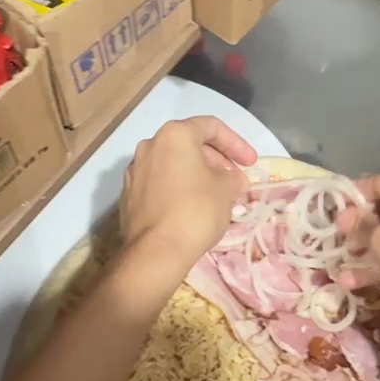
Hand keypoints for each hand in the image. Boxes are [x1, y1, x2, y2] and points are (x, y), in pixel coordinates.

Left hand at [118, 117, 255, 279]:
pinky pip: (160, 182)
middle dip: (216, 160)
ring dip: (197, 174)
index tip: (250, 163)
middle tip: (235, 180)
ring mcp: (135, 171)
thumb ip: (233, 177)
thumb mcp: (226, 190)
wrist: (155, 253)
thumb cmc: (195, 211)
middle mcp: (150, 146)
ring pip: (173, 164)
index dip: (236, 143)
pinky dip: (178, 188)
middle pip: (190, 144)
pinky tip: (192, 208)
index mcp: (174, 135)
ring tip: (216, 195)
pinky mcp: (129, 195)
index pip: (211, 127)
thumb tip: (232, 179)